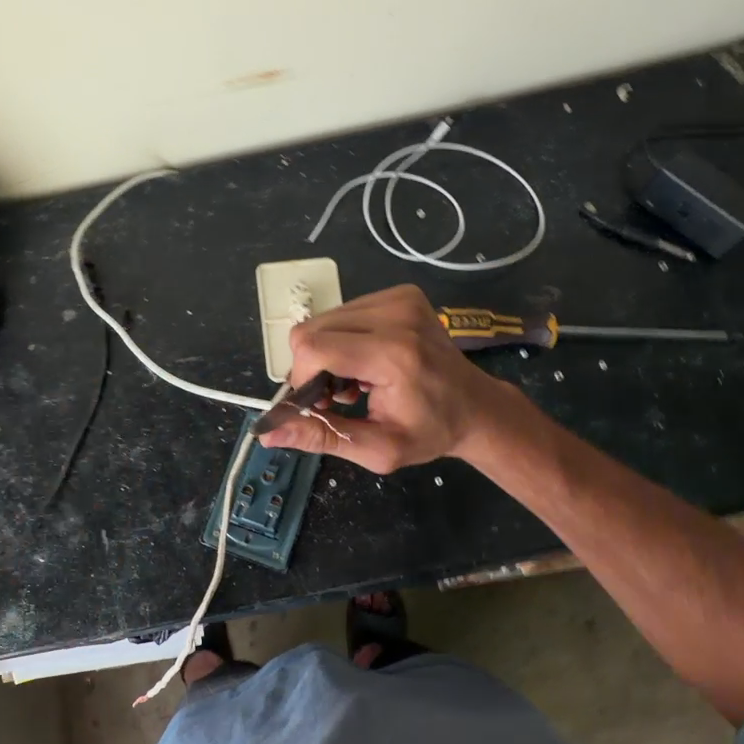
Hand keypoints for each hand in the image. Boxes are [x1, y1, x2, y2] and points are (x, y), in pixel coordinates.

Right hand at [259, 285, 516, 473]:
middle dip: (311, 367)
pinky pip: (343, 312)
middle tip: (335, 396)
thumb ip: (321, 436)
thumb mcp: (376, 449)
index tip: (319, 404)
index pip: (315, 346)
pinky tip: (364, 362)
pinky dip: (342, 339)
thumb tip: (268, 433)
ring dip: (326, 353)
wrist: (475, 407)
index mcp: (394, 355)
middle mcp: (396, 315)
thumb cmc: (429, 433)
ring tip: (354, 381)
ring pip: (323, 320)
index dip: (302, 377)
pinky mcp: (400, 293)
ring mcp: (400, 299)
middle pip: (311, 330)